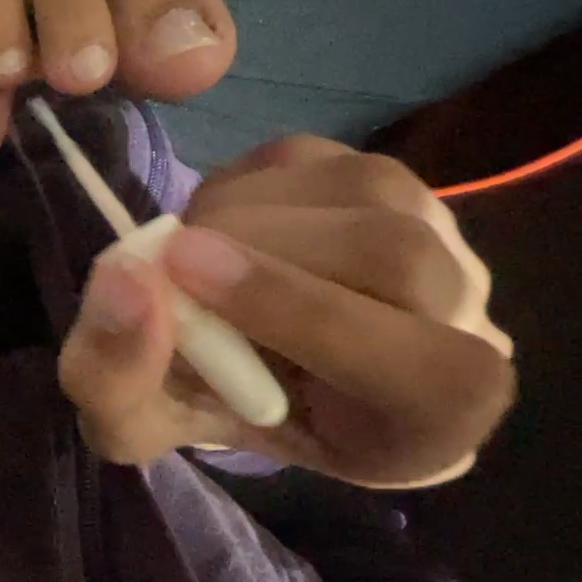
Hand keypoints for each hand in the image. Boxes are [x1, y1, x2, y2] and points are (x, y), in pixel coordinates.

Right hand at [58, 137, 514, 488]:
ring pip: (362, 191)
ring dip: (240, 210)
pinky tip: (213, 226)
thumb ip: (114, 377)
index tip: (181, 271)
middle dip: (254, 247)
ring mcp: (438, 236)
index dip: (303, 313)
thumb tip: (127, 278)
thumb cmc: (206, 409)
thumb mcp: (133, 423)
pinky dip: (240, 182)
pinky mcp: (380, 180)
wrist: (248, 363)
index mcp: (429, 421)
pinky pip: (317, 158)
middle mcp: (466, 323)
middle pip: (390, 255)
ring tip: (187, 250)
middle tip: (166, 260)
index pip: (423, 368)